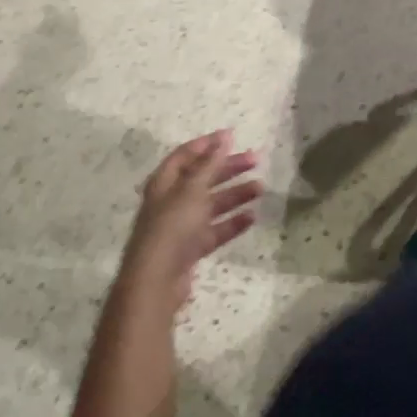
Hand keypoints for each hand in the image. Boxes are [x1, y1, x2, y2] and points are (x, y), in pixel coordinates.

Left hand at [118, 130, 263, 311]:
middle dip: (228, 168)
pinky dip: (232, 223)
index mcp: (165, 182)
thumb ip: (210, 164)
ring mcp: (181, 226)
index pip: (186, 155)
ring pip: (212, 204)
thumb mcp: (192, 189)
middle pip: (203, 178)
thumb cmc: (172, 226)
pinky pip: (214, 230)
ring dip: (235, 194)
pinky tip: (252, 217)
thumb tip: (224, 137)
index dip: (208, 144)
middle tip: (255, 160)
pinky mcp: (190, 249)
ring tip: (260, 188)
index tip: (233, 136)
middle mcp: (172, 200)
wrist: (156, 280)